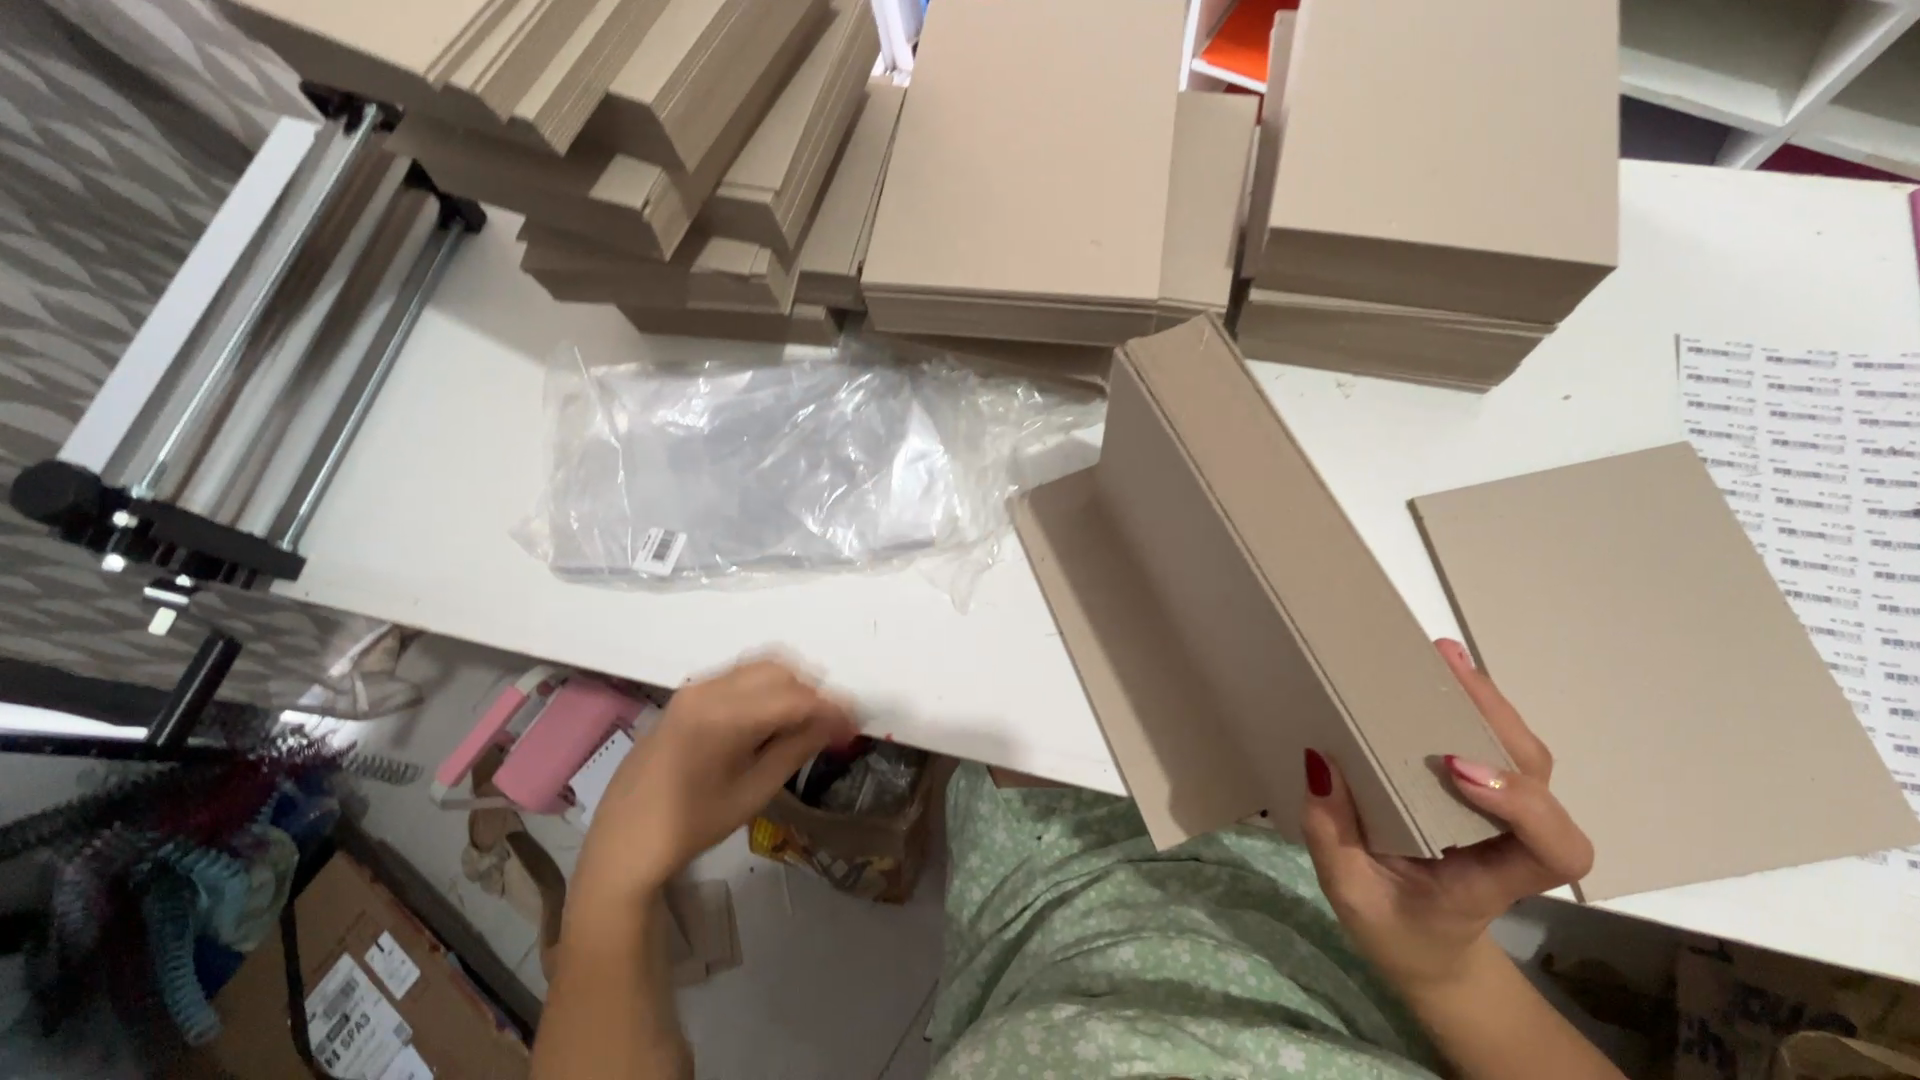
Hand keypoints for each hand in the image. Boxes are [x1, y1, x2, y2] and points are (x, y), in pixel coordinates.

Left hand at [573, 659, 856, 903]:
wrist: (624, 840)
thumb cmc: (691, 825)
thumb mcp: (752, 792)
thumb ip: (795, 750)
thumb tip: (834, 723)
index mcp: (723, 716)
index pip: (795, 697)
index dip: (831, 708)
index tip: (855, 726)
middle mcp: (708, 690)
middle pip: (779, 670)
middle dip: (813, 691)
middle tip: (835, 725)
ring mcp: (694, 689)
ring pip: (760, 667)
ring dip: (791, 685)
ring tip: (810, 719)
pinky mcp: (687, 696)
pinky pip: (739, 676)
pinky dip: (767, 686)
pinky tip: (775, 717)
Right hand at [1300, 639, 1593, 996]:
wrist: (1430, 948)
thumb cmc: (1397, 930)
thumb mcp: (1351, 895)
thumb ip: (1333, 837)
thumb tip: (1320, 762)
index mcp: (1494, 879)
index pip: (1551, 848)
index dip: (1521, 804)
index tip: (1454, 769)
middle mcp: (1514, 841)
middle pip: (1538, 775)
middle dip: (1497, 719)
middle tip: (1446, 668)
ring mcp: (1504, 814)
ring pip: (1523, 754)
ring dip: (1488, 703)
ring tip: (1443, 657)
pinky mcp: (1484, 795)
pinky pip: (1495, 748)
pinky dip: (1474, 708)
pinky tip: (1442, 674)